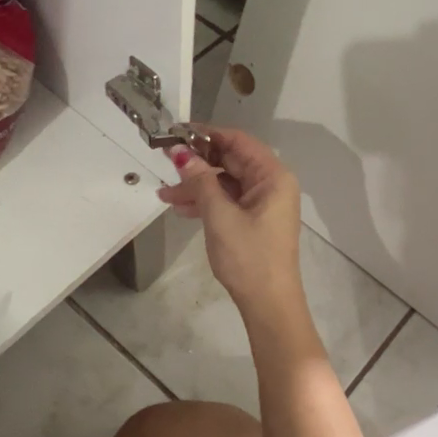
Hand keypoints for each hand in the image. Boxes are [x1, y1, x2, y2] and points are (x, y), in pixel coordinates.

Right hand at [157, 125, 305, 318]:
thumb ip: (200, 180)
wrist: (269, 304)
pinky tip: (181, 208)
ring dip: (197, 186)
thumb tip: (180, 152)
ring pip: (226, 183)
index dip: (207, 134)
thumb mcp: (219, 215)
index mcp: (273, 176)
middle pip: (231, 161)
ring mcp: (264, 204)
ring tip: (164, 194)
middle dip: (197, 163)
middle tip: (165, 160)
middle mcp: (272, 185)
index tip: (177, 132)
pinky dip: (206, 202)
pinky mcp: (255, 221)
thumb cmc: (249, 256)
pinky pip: (228, 201)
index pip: (238, 141)